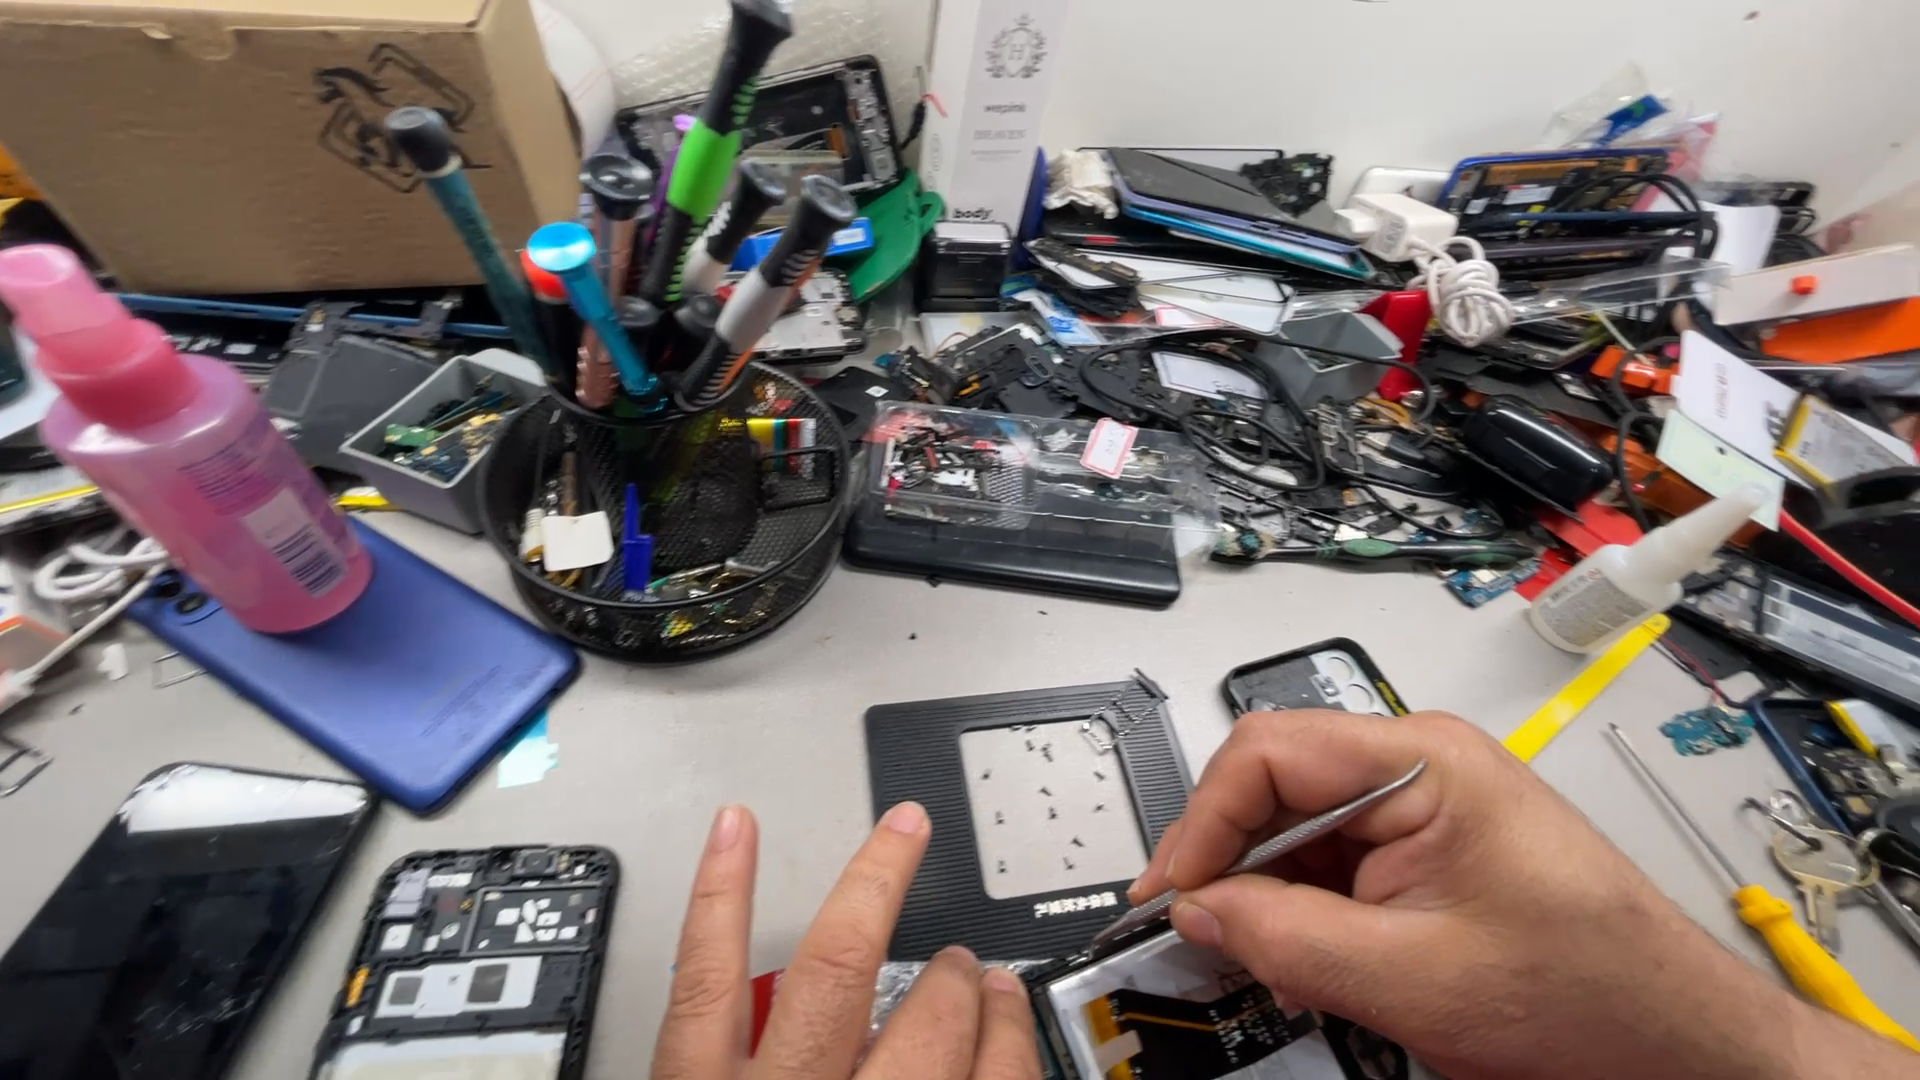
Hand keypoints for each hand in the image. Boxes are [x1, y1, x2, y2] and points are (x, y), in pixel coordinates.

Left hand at [651, 802, 1041, 1079]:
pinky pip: (706, 976)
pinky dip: (719, 893)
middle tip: (955, 968)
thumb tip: (996, 1044)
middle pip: (928, 1034)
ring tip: (892, 855)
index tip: (1004, 1010)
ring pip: (831, 972)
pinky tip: (736, 828)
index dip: (1007, 1038)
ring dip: (872, 896)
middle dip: (954, 985)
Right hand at [1131, 709, 1915, 1079]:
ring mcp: (1408, 797)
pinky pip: (1319, 852)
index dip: (1205, 818)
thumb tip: (1195, 908)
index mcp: (1420, 759)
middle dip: (1224, 853)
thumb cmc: (1595, 1001)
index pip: (1268, 752)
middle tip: (1193, 919)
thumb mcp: (1420, 982)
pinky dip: (1292, 900)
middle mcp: (1408, 760)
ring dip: (1258, 885)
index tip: (1173, 888)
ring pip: (1287, 821)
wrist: (1692, 1051)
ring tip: (1253, 949)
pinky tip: (1296, 948)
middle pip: (1270, 781)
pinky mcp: (1408, 836)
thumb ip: (1289, 940)